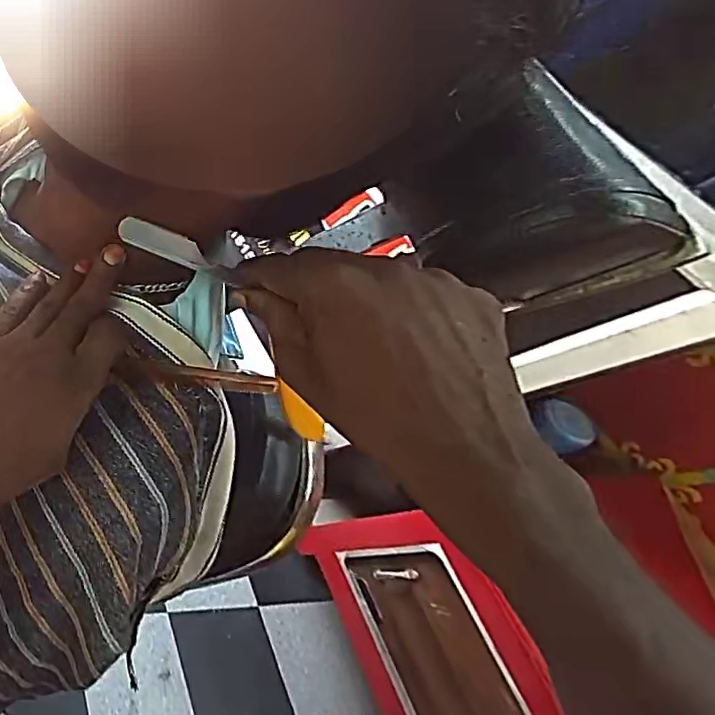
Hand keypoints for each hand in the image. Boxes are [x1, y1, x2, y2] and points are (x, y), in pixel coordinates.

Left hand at [0, 244, 129, 528]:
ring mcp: (16, 341)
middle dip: (100, 280)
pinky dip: (28, 291)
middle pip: (82, 308)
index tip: (125, 317)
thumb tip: (77, 390)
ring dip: (68, 280)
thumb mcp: (58, 448)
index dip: (120, 325)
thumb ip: (73, 411)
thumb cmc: (6, 467)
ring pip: (49, 303)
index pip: (108, 338)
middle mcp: (52, 354)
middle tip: (113, 252)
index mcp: (77, 384)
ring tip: (84, 261)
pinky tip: (38, 279)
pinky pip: (14, 307)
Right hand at [232, 250, 567, 537]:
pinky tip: (398, 342)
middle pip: (324, 264)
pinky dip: (401, 307)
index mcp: (333, 285)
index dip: (254, 276)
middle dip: (306, 287)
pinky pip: (415, 288)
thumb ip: (273, 321)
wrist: (466, 449)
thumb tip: (260, 299)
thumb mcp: (302, 371)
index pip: (276, 264)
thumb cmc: (387, 419)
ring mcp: (428, 280)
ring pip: (370, 275)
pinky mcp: (464, 295)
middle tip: (299, 318)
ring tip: (358, 341)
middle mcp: (382, 272)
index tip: (248, 283)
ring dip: (356, 296)